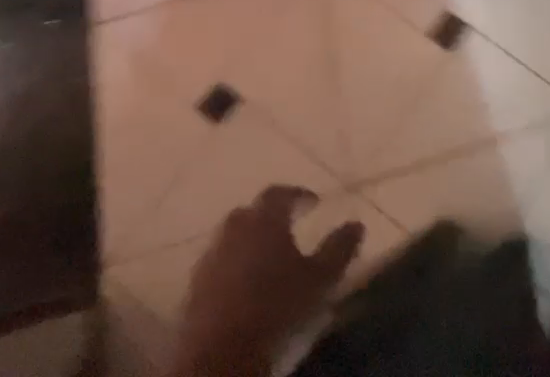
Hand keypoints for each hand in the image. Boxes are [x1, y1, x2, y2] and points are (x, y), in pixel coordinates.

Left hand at [170, 185, 364, 376]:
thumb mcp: (322, 277)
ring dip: (249, 242)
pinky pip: (217, 266)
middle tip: (288, 225)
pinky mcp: (193, 292)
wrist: (220, 356)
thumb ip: (340, 247)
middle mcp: (232, 236)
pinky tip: (247, 284)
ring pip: (229, 240)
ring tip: (268, 257)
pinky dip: (233, 266)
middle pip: (248, 213)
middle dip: (268, 215)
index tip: (315, 203)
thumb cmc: (277, 307)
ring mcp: (208, 264)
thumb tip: (355, 224)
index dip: (298, 194)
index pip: (278, 194)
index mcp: (264, 224)